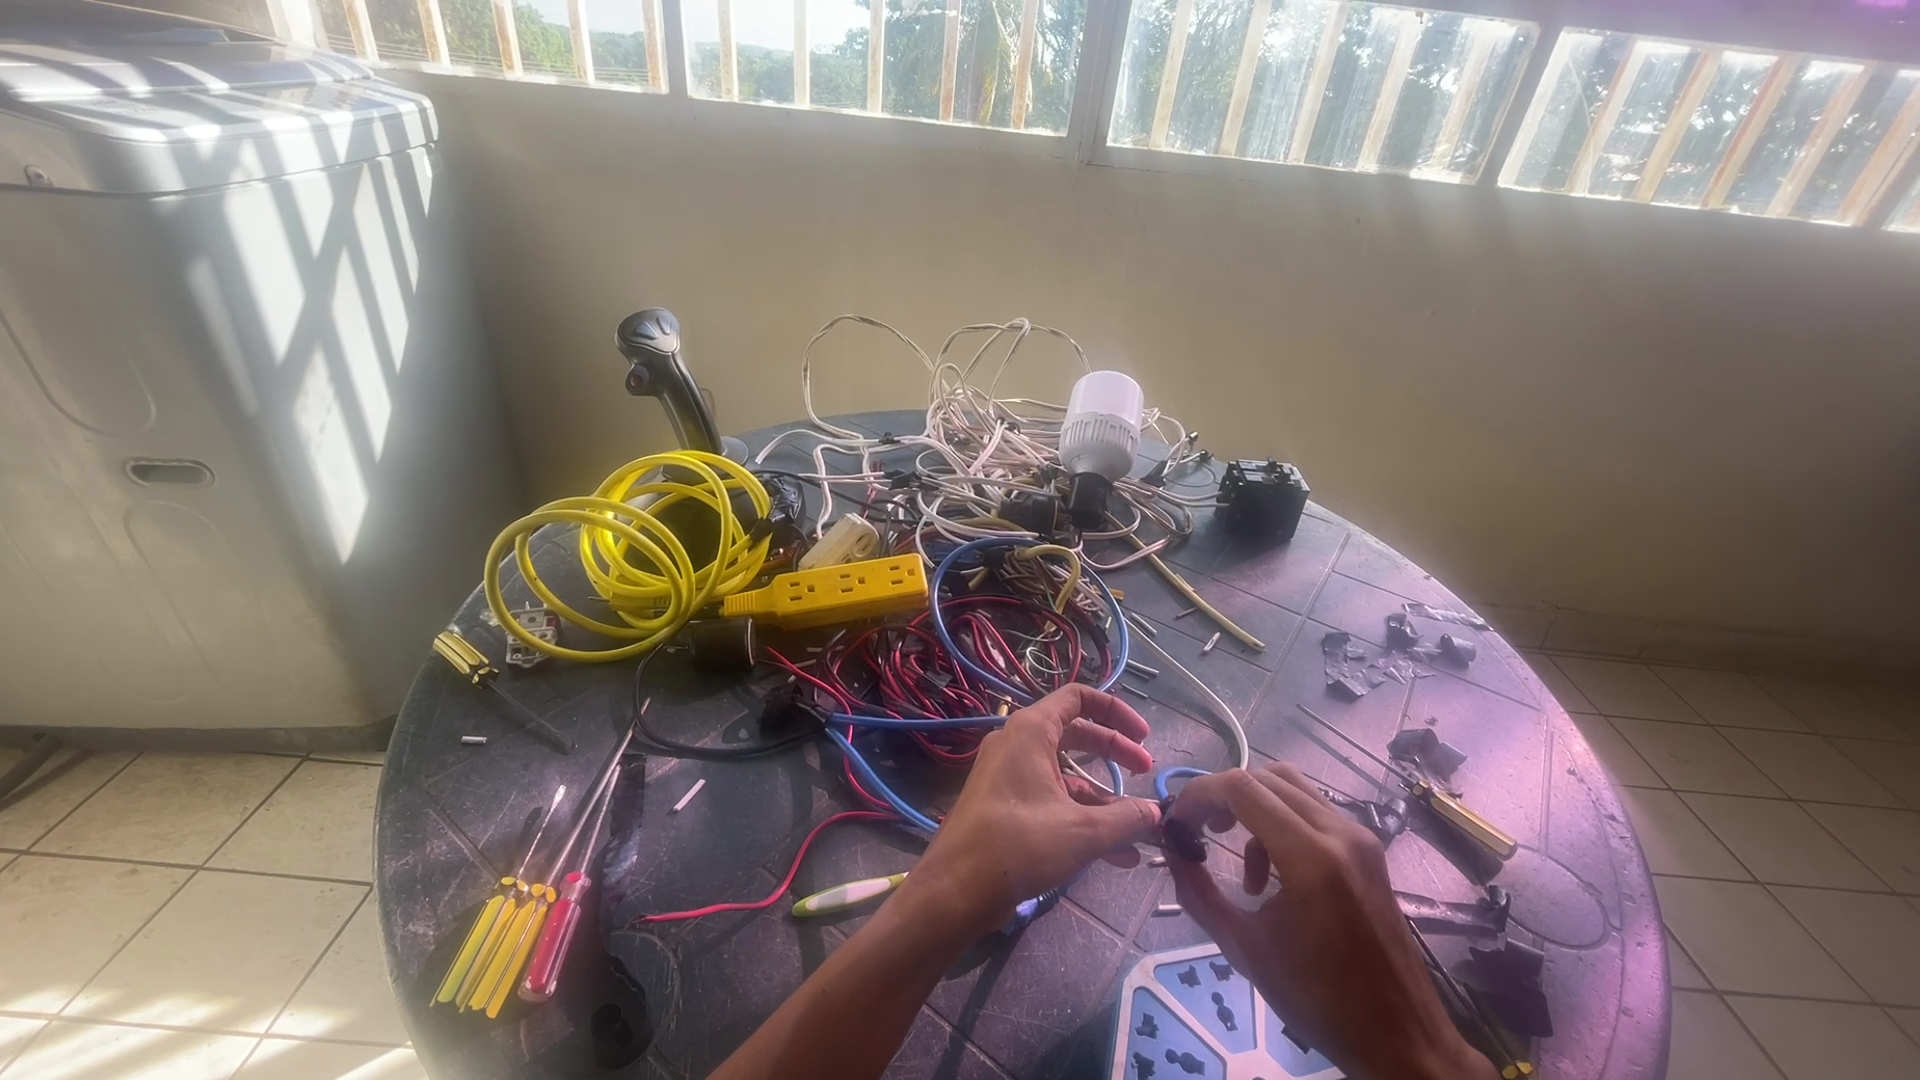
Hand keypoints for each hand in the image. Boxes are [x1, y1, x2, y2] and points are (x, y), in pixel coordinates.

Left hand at [895, 685, 1162, 937]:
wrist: (955, 889)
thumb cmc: (1018, 845)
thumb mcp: (1082, 831)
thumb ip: (1127, 819)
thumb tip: (1157, 814)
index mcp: (1031, 731)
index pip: (1078, 697)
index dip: (1116, 711)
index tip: (1144, 736)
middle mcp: (1017, 744)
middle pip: (1076, 734)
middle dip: (1114, 753)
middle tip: (1145, 773)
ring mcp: (1008, 775)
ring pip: (1066, 774)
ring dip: (1103, 798)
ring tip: (1139, 828)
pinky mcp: (1005, 806)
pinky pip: (1052, 799)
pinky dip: (1082, 817)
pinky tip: (1117, 855)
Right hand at [1167, 764, 1494, 1079]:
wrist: (1401, 1037)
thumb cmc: (1319, 1000)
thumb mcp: (1243, 948)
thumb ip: (1198, 893)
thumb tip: (1171, 851)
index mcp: (1311, 858)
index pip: (1240, 788)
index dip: (1198, 796)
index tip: (1178, 825)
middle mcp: (1339, 833)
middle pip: (1264, 778)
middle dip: (1220, 796)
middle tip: (1197, 830)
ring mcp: (1359, 837)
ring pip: (1290, 786)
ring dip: (1250, 805)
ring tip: (1229, 845)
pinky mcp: (1366, 849)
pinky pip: (1311, 810)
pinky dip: (1277, 821)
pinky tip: (1268, 873)